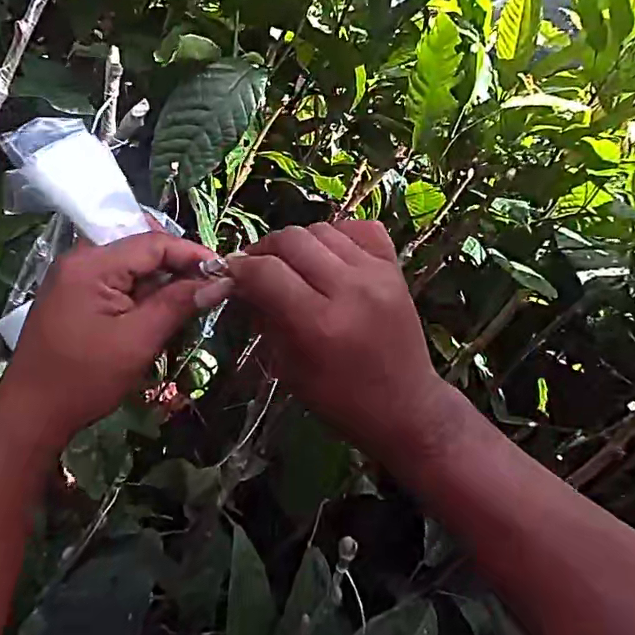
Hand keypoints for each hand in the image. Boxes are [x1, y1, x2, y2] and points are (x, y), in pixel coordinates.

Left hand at [0, 232, 217, 444]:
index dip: (192, 254)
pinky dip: (142, 293)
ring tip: (188, 303)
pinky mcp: (75, 295)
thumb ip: (179, 303)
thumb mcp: (139, 340)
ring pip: (132, 265)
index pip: (153, 243)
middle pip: (142, 248)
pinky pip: (118, 281)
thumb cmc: (84, 378)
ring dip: (161, 281)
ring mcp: (74, 277)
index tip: (223, 273)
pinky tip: (158, 313)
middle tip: (208, 287)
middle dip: (177, 266)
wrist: (29, 417)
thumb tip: (220, 280)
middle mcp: (80, 259)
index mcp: (91, 263)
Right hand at [222, 221, 462, 460]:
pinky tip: (330, 256)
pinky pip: (360, 228)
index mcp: (319, 323)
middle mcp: (350, 289)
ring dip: (299, 243)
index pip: (266, 272)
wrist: (406, 405)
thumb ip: (264, 319)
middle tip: (257, 269)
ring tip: (293, 265)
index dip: (239, 269)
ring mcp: (376, 274)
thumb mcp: (289, 368)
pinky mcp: (395, 268)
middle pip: (292, 239)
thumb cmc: (341, 399)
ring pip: (322, 229)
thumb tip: (240, 282)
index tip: (229, 275)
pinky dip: (338, 235)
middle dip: (265, 250)